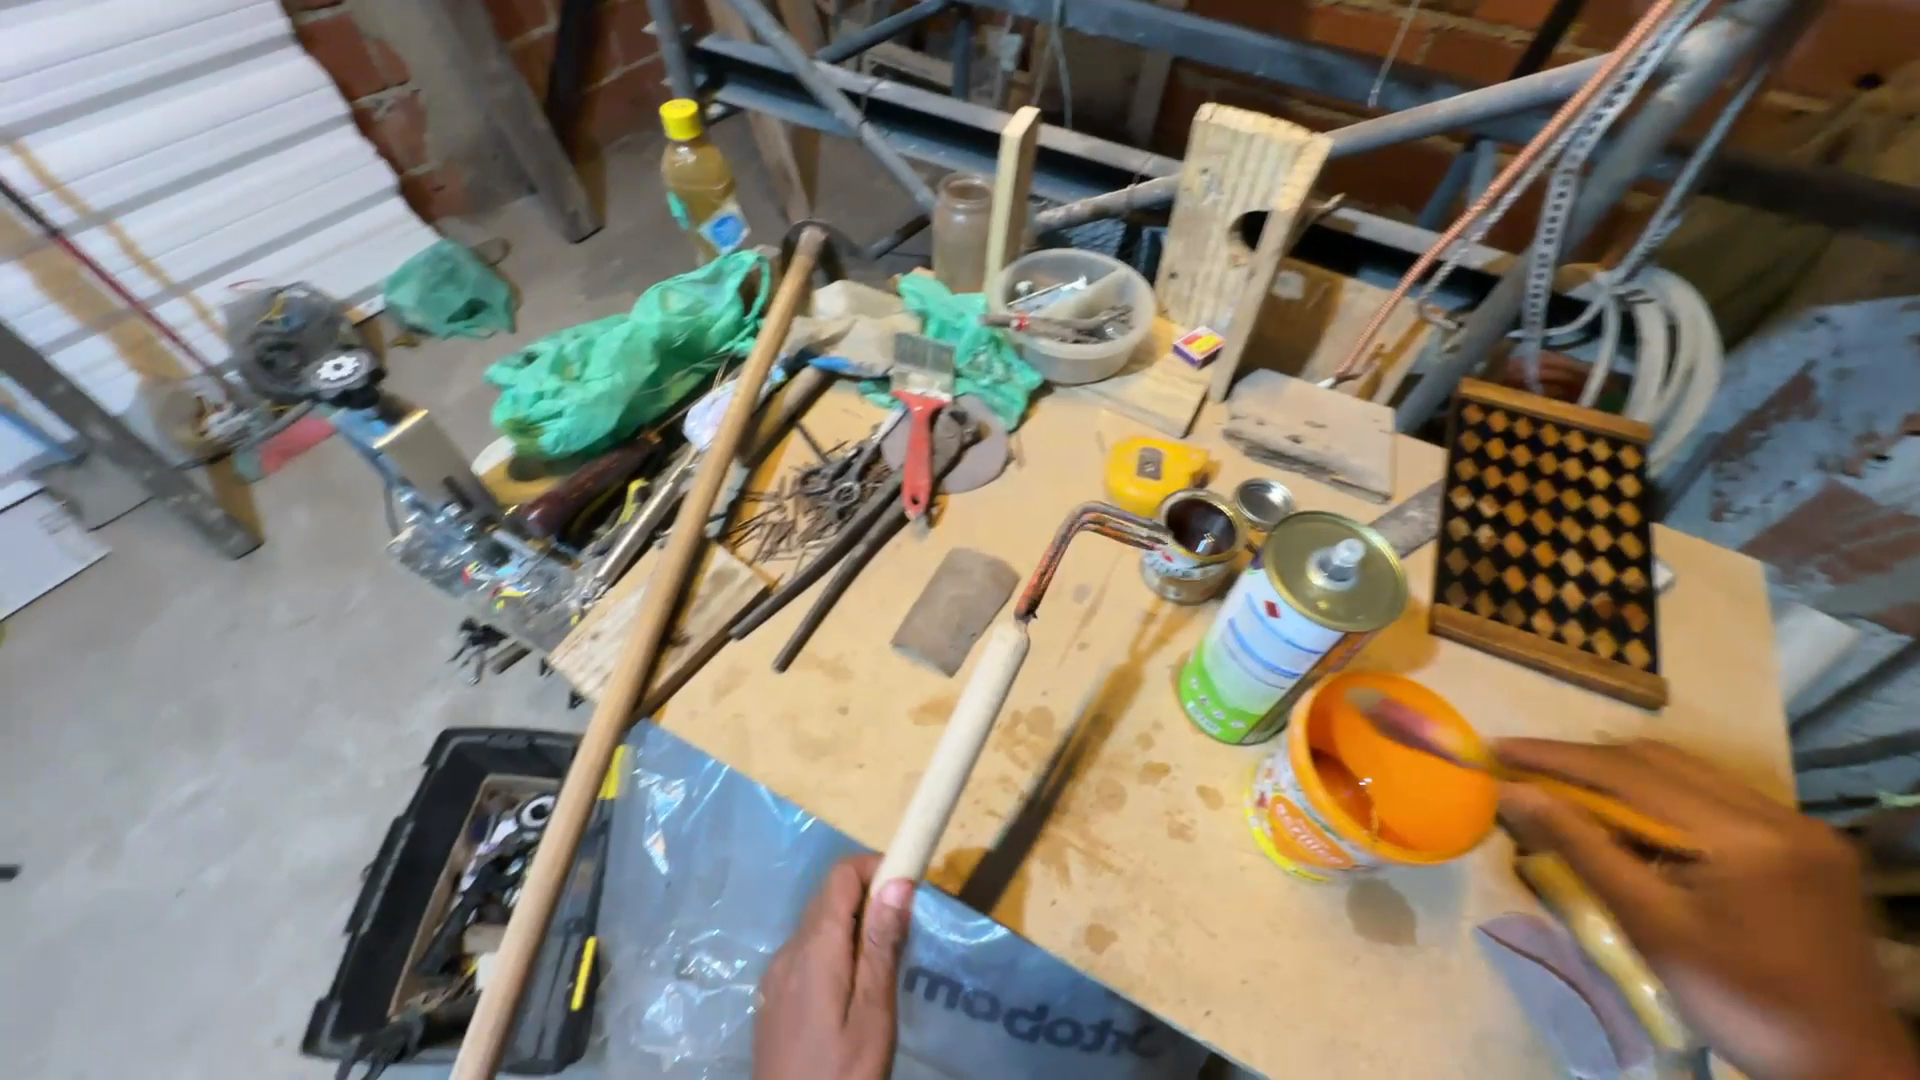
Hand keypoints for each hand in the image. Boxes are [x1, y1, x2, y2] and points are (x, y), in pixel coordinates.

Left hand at [753, 854, 915, 1079]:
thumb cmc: (841, 1076)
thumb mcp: (873, 1016)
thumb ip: (882, 946)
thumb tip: (897, 881)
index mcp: (815, 948)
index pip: (841, 875)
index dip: (875, 867)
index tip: (908, 886)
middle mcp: (789, 950)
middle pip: (830, 896)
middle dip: (870, 896)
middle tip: (905, 929)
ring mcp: (776, 975)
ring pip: (819, 924)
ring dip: (854, 924)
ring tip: (885, 965)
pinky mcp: (773, 998)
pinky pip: (807, 952)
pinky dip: (835, 949)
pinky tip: (854, 990)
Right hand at [1496, 738, 1918, 1079]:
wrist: (1839, 1062)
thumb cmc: (1733, 999)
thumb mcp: (1646, 923)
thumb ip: (1579, 846)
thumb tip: (1511, 791)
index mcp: (1746, 837)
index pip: (1629, 773)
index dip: (1554, 757)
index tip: (1494, 750)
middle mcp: (1779, 815)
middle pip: (1655, 761)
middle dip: (1579, 759)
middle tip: (1515, 763)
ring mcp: (1796, 825)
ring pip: (1681, 770)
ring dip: (1612, 771)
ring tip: (1555, 781)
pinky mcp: (1800, 840)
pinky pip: (1707, 792)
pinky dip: (1651, 790)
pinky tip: (1617, 809)